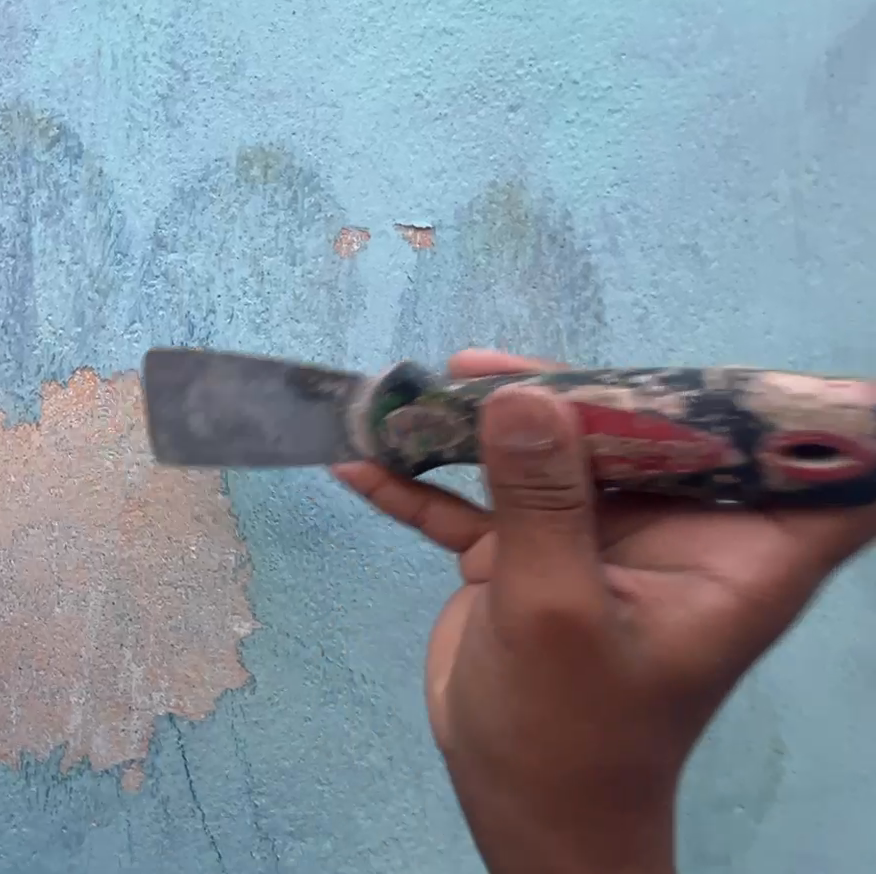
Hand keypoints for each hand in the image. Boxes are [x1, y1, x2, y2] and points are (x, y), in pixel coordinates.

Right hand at [334, 350, 875, 873]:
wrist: (513, 789)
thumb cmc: (570, 721)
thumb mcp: (554, 606)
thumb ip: (540, 500)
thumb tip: (518, 396)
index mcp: (727, 550)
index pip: (801, 464)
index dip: (773, 408)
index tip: (680, 369)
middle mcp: (660, 532)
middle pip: (631, 436)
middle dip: (558, 395)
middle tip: (474, 369)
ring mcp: (578, 539)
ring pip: (536, 459)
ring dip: (470, 431)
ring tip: (407, 399)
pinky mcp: (513, 554)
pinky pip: (463, 504)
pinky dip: (413, 485)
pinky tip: (356, 466)